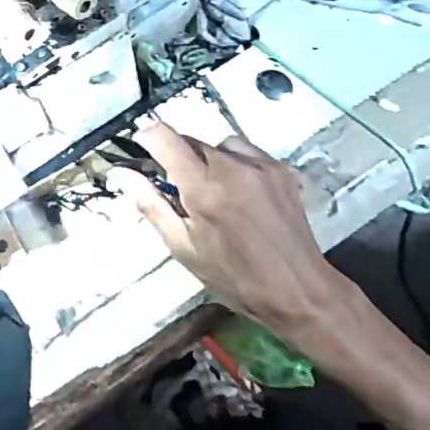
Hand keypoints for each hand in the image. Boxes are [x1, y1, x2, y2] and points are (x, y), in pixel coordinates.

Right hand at [109, 121, 354, 343]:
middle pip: (190, 140)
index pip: (165, 138)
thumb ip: (153, 207)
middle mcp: (231, 168)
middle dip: (178, 155)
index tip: (142, 146)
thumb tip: (127, 179)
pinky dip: (234, 161)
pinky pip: (245, 151)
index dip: (147, 136)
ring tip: (212, 187)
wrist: (301, 292)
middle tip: (180, 185)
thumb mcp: (184, 249)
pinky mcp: (280, 170)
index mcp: (203, 189)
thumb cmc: (236, 277)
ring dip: (207, 157)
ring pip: (217, 143)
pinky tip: (239, 187)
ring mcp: (260, 166)